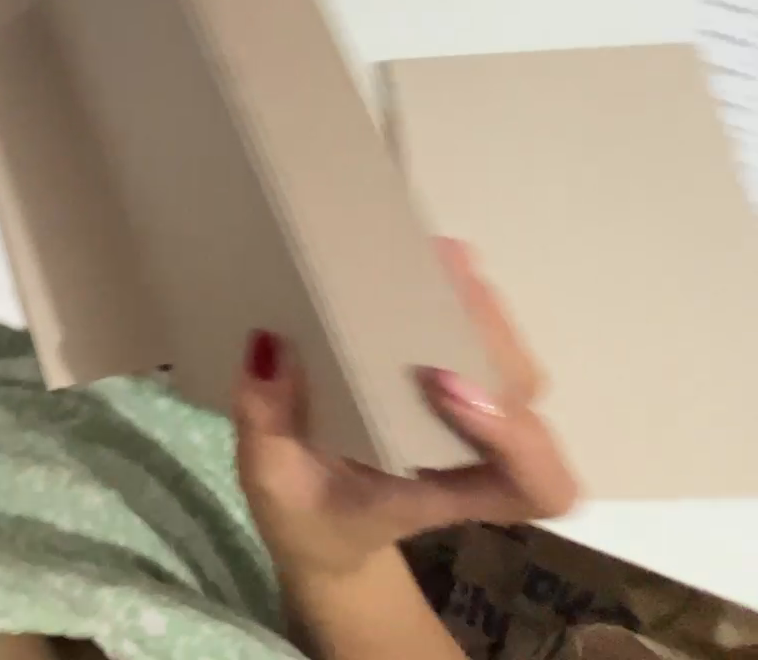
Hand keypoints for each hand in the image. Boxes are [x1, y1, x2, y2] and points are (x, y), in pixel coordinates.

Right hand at [233, 239, 578, 583]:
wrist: (325, 536)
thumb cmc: (304, 517)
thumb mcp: (269, 479)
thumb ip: (266, 421)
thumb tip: (269, 345)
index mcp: (446, 494)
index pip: (528, 483)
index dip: (508, 434)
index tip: (437, 384)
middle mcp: (473, 456)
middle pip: (524, 401)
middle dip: (493, 339)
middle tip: (446, 275)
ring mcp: (463, 425)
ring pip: (508, 371)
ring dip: (482, 314)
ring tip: (440, 257)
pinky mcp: (439, 397)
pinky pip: (473, 355)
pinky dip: (459, 311)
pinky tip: (424, 270)